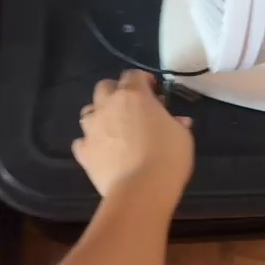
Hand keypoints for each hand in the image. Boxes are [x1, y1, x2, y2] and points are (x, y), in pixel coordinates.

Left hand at [73, 70, 194, 204]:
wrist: (140, 189)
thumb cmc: (168, 157)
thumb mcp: (182, 137)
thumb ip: (176, 124)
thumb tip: (179, 121)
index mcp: (134, 95)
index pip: (133, 75)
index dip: (143, 80)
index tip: (154, 92)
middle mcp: (108, 105)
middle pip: (104, 87)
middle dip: (116, 92)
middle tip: (130, 107)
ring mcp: (92, 128)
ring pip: (89, 112)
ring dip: (100, 115)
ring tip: (113, 129)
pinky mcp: (83, 151)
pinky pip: (82, 141)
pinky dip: (90, 143)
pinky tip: (100, 151)